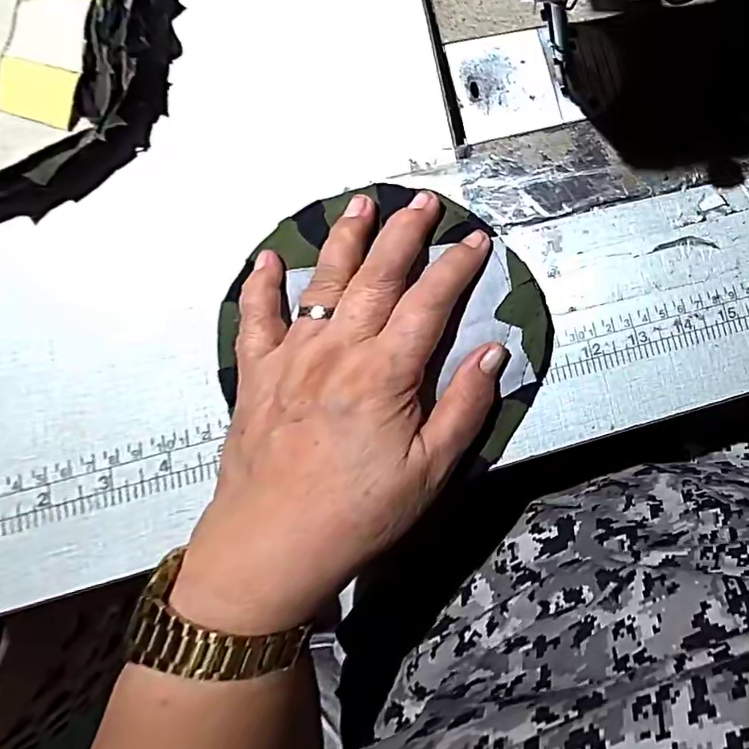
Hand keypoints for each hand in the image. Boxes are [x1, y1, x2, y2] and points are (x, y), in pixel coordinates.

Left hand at [171, 191, 507, 634]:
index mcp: (384, 373)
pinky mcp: (257, 373)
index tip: (473, 241)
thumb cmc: (356, 515)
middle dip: (405, 233)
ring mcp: (293, 356)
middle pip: (377, 276)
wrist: (271, 545)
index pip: (430, 302)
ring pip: (323, 282)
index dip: (456, 267)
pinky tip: (267, 259)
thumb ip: (463, 406)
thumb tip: (492, 354)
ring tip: (360, 205)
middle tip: (423, 203)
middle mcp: (338, 351)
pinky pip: (256, 317)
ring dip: (345, 239)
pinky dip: (260, 285)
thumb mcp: (430, 472)